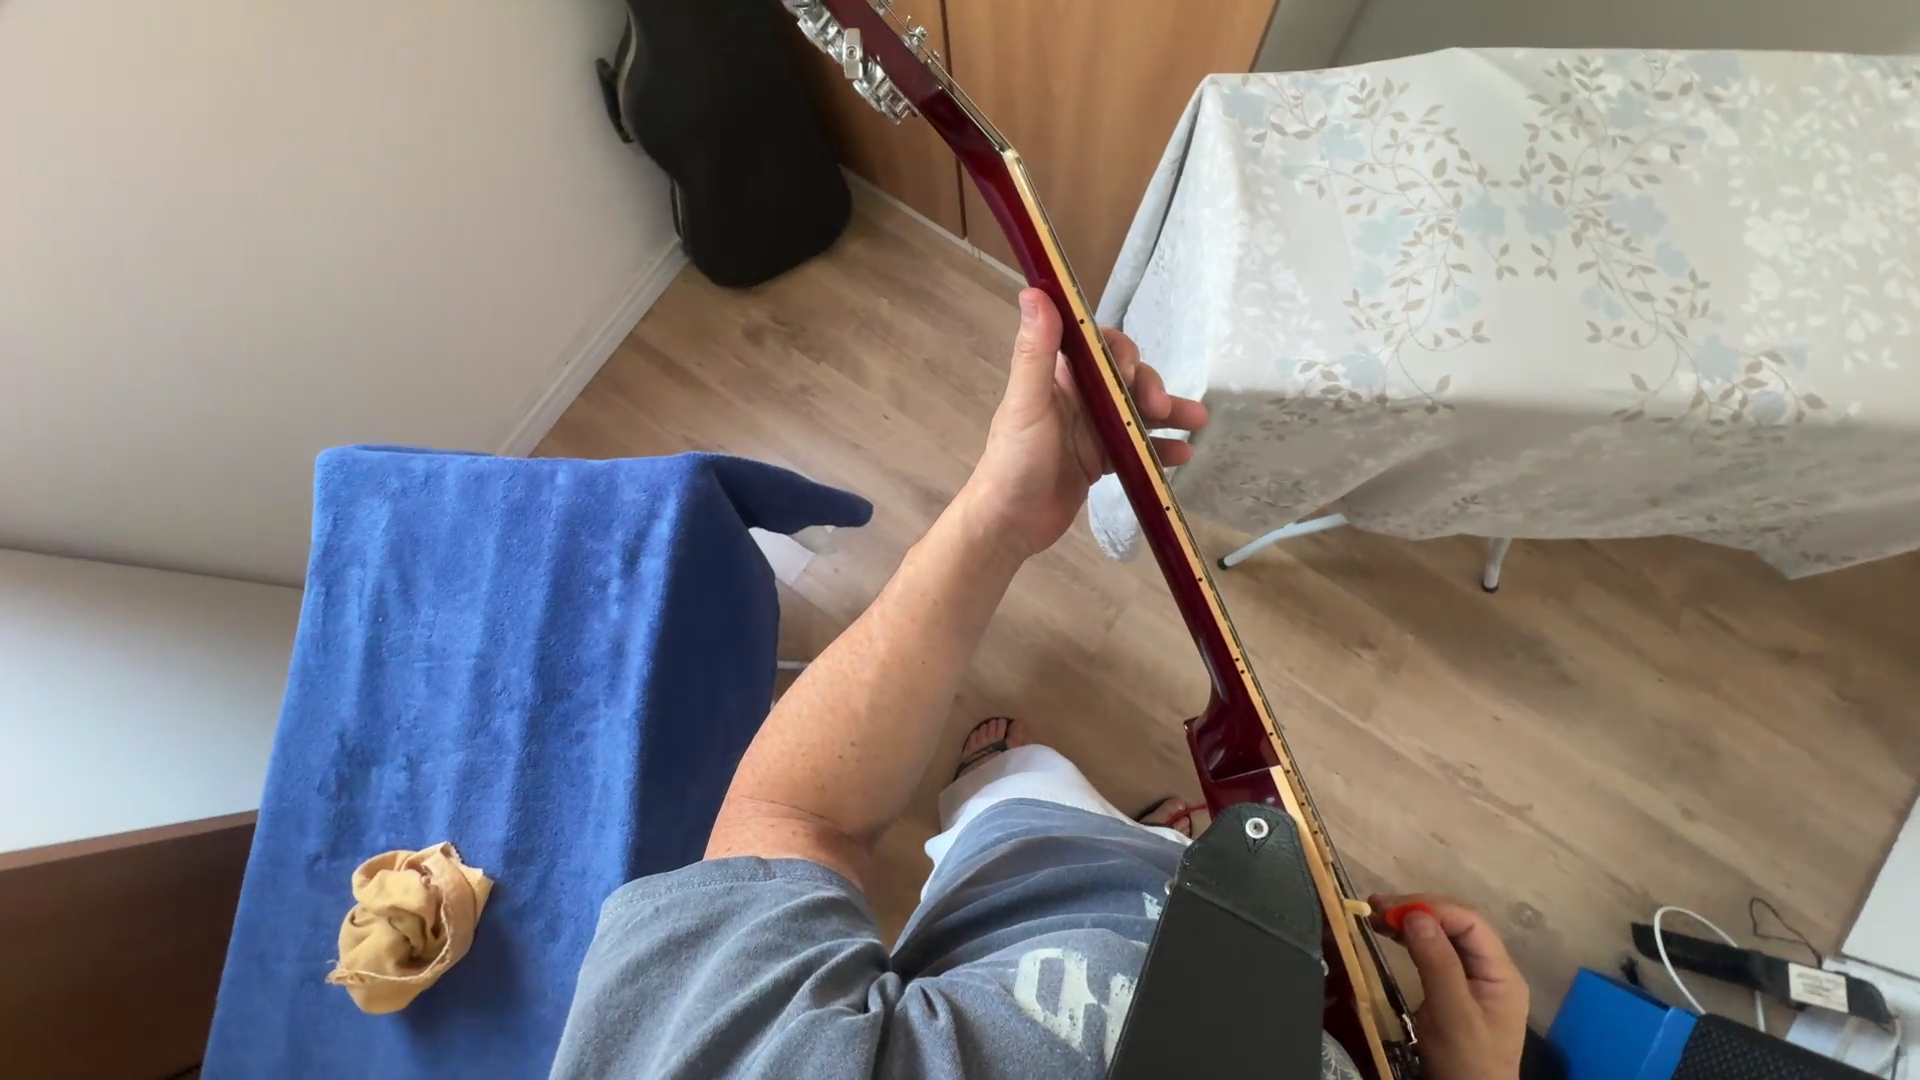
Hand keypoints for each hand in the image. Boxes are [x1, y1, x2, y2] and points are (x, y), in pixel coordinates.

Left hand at [963, 288, 1207, 557]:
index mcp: (1056, 377)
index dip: (1120, 351)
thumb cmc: (1014, 462)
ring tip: (1196, 422)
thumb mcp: (1027, 404)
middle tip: (1161, 408)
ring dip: (1168, 411)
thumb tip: (1035, 289)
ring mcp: (1090, 429)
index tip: (1130, 372)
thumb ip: (1035, 352)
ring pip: (1137, 409)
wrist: (1009, 524)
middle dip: (1148, 385)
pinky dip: (1160, 447)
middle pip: (1124, 376)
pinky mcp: (1099, 461)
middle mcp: (1075, 398)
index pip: (1096, 345)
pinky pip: (1137, 446)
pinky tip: (1182, 454)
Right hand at [1369, 893, 1529, 1079]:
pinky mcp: (1452, 983)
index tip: (1392, 912)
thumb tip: (1415, 915)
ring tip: (1374, 914)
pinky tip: (1387, 932)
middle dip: (1415, 909)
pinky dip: (1407, 935)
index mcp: (1500, 973)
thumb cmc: (1466, 1061)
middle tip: (1376, 908)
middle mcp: (1488, 968)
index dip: (1431, 908)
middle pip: (1454, 922)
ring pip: (1440, 931)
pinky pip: (1431, 948)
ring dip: (1408, 919)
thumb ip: (1438, 964)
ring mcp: (1471, 975)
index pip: (1469, 922)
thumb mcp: (1452, 1016)